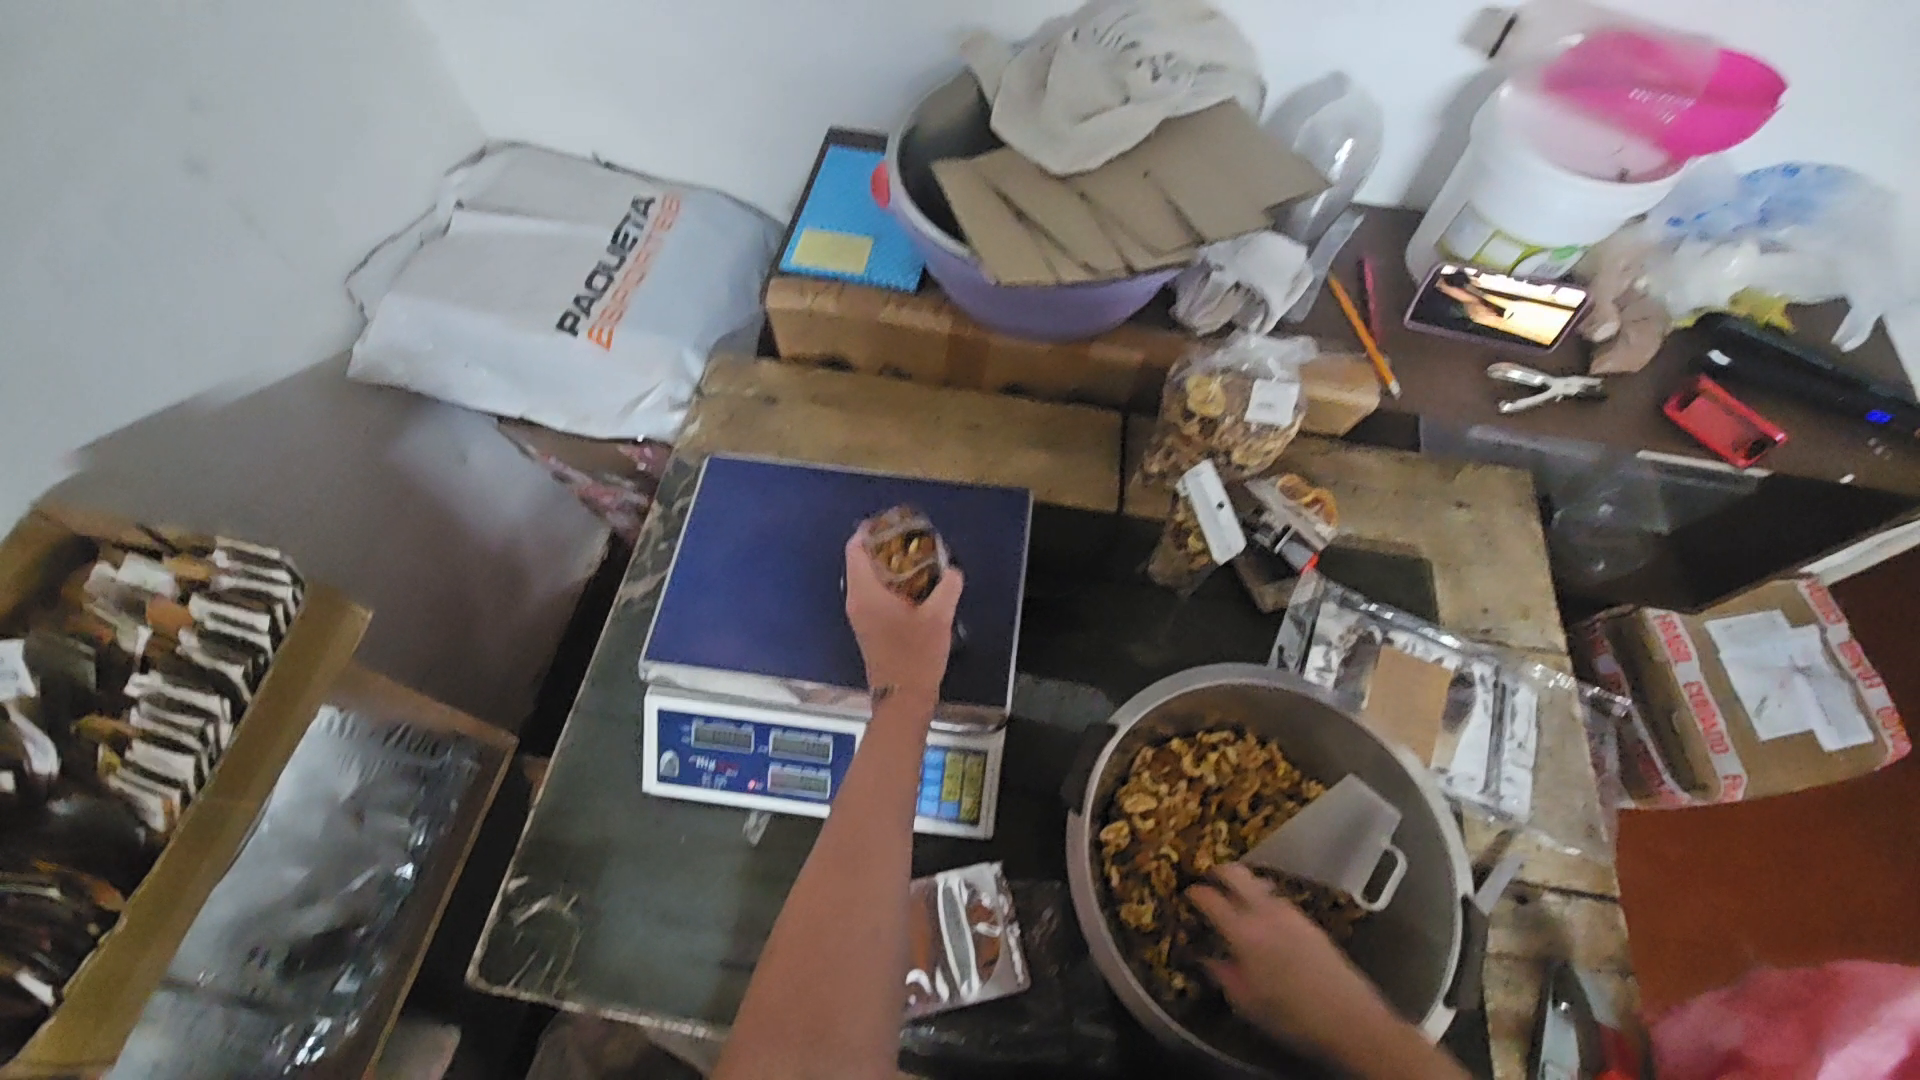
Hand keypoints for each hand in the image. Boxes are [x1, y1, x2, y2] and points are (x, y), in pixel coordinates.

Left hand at [843, 529, 962, 707]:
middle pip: (861, 561)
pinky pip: (873, 594)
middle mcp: (856, 601)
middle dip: (884, 546)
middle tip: (911, 539)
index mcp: (865, 593)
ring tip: (917, 560)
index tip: (891, 522)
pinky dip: (889, 584)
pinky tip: (915, 587)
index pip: (855, 549)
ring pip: (867, 578)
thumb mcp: (938, 618)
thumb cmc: (916, 656)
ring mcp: (860, 615)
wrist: (903, 698)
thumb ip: (947, 587)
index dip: (869, 530)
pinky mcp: (868, 627)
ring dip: (888, 566)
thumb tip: (952, 571)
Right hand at [1188, 865, 1401, 1064]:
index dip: (1194, 892)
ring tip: (1236, 899)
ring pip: (1259, 882)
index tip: (1187, 894)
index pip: (1209, 898)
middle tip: (1207, 878)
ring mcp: (1290, 912)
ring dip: (1243, 884)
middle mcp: (1265, 912)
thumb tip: (1206, 959)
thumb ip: (1223, 975)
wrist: (1352, 1020)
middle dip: (1217, 871)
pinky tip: (1265, 919)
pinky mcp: (1309, 920)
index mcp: (1243, 932)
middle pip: (1235, 873)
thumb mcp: (1247, 1003)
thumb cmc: (1292, 1016)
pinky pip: (1277, 899)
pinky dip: (1263, 899)